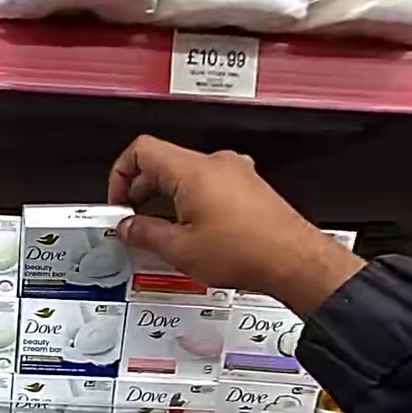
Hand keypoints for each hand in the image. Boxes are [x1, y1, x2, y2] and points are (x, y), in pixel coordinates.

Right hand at [108, 135, 364, 312]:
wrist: (293, 261)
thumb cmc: (248, 251)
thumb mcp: (179, 249)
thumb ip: (144, 234)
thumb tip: (128, 227)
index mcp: (193, 171)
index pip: (141, 151)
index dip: (120, 175)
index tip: (118, 202)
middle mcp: (215, 164)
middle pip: (161, 164)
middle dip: (139, 193)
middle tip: (132, 223)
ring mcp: (233, 173)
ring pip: (183, 177)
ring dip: (163, 201)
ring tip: (158, 234)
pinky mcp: (245, 187)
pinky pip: (204, 186)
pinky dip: (186, 204)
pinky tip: (185, 233)